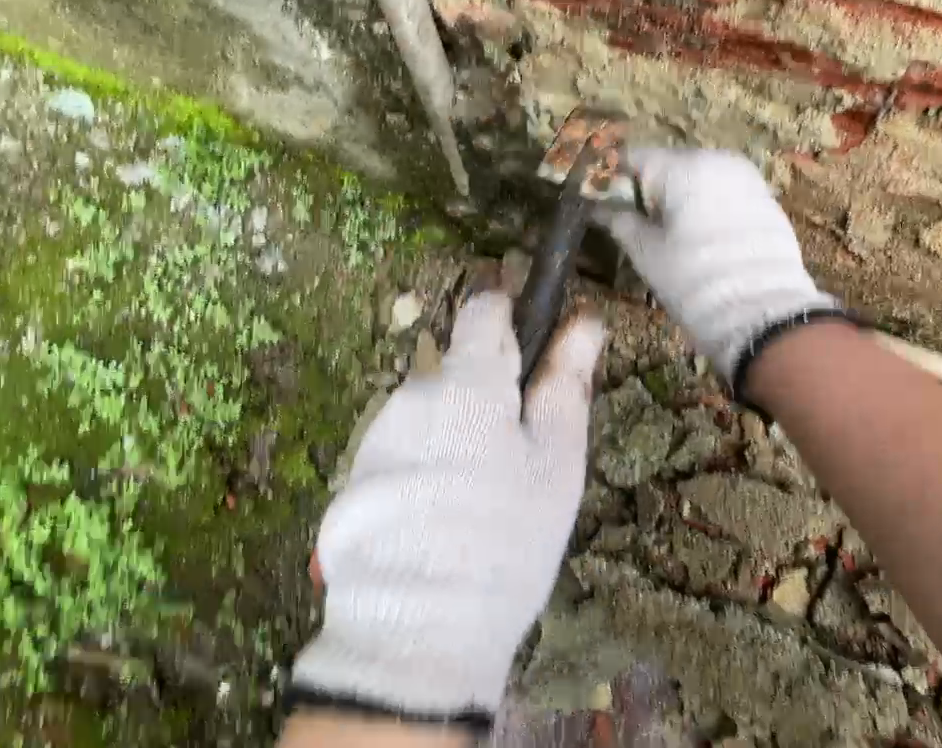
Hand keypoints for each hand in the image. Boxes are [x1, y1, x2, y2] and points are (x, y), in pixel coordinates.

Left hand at [289, 292, 604, 719]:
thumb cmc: (506, 537)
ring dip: (452, 435)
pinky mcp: (354, 478)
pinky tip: (438, 520)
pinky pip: (401, 452)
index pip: (484, 309)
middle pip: (457, 369)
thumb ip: (566, 385)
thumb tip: (587, 322)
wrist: (415, 632)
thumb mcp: (555, 463)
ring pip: (429, 414)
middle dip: (484, 395)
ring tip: (474, 500)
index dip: (510, 317)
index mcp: (469, 380)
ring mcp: (377, 435)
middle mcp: (415, 393)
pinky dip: (422, 469)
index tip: (530, 352)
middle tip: (513, 458)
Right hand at [603, 147, 836, 376]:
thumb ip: (619, 220)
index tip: (599, 201)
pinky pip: (724, 194)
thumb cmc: (693, 278)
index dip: (611, 178)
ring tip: (670, 235)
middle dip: (648, 189)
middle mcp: (716, 159)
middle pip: (668, 165)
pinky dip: (707, 208)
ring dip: (679, 198)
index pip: (632, 157)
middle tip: (634, 224)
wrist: (763, 313)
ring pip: (698, 179)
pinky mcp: (765, 199)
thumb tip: (597, 207)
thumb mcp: (645, 252)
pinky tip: (702, 239)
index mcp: (682, 165)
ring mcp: (746, 178)